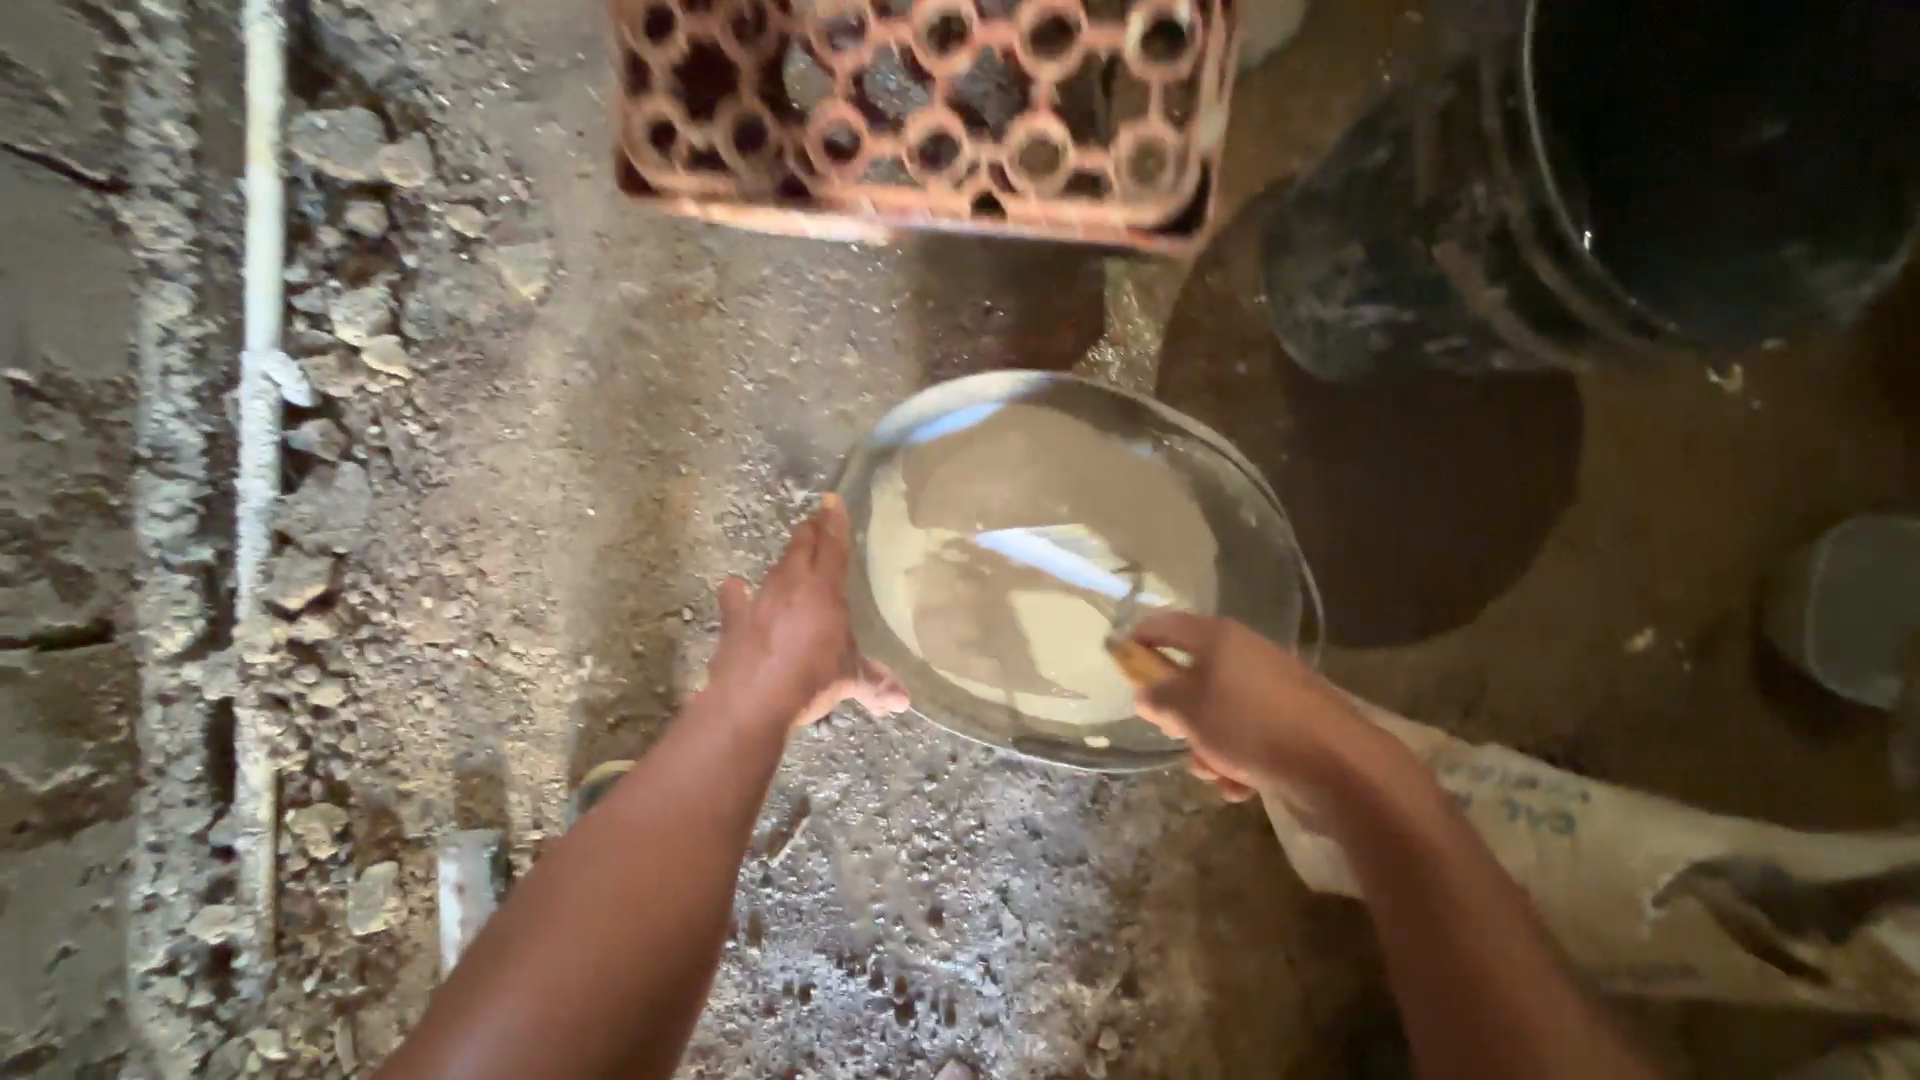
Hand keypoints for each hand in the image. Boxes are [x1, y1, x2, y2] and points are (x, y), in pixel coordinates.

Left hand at [701, 494, 907, 730]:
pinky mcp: (734, 618)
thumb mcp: (849, 680)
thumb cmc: (811, 680)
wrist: (752, 701)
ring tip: (792, 556)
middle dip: (810, 530)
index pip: (833, 545)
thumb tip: (904, 702)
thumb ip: (876, 683)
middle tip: (816, 520)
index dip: (834, 521)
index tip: (832, 500)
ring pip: (775, 567)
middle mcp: (791, 585)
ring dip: (786, 559)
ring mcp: (760, 599)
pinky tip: (735, 586)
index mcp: (824, 591)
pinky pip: (736, 597)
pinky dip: (738, 591)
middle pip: (801, 545)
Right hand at [1131, 612, 1368, 801]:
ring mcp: (1273, 686)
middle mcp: (1245, 653)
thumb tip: (1146, 692)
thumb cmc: (1249, 725)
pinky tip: (1241, 785)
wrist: (1337, 763)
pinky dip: (1239, 758)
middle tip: (1173, 733)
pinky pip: (1249, 733)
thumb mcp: (1188, 711)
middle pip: (1193, 675)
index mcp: (1218, 638)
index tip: (1121, 663)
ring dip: (1208, 744)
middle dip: (1179, 713)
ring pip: (1220, 712)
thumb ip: (1159, 697)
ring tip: (1213, 771)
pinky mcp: (1294, 719)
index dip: (1139, 640)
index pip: (1165, 625)